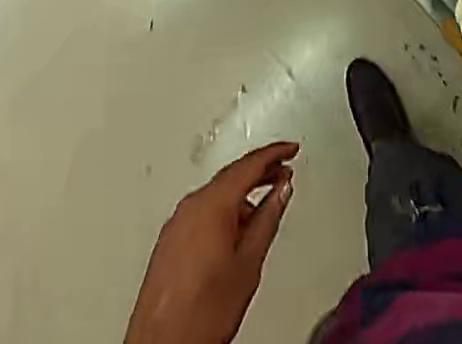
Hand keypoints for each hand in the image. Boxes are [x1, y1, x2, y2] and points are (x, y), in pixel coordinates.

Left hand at [125, 142, 297, 343]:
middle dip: (261, 170)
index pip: (248, 165)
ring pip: (217, 194)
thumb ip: (268, 219)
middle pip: (231, 175)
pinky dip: (225, 209)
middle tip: (284, 168)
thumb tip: (281, 191)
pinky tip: (239, 227)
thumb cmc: (202, 313)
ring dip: (243, 193)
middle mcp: (190, 207)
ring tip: (267, 204)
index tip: (290, 148)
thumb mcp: (249, 262)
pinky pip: (203, 210)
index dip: (274, 153)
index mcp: (211, 205)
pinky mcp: (171, 238)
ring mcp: (177, 222)